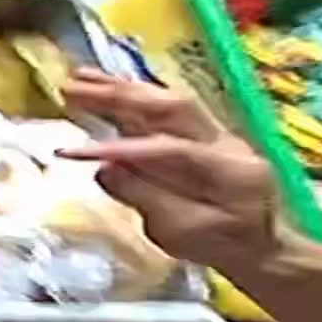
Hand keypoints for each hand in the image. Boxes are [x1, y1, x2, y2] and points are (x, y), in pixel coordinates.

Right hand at [59, 69, 283, 271]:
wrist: (254, 242)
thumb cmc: (216, 241)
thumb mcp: (181, 229)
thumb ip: (145, 197)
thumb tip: (104, 170)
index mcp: (227, 168)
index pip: (166, 150)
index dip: (116, 149)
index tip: (66, 153)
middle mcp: (221, 143)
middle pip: (171, 109)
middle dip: (119, 96)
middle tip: (69, 88)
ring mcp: (205, 137)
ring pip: (162, 103)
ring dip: (117, 89)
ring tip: (74, 79)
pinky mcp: (184, 138)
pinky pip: (153, 111)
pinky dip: (122, 97)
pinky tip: (95, 88)